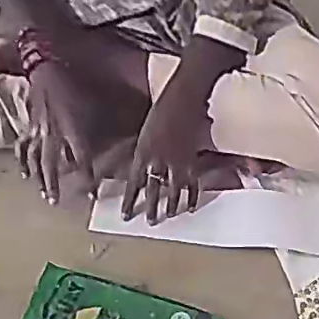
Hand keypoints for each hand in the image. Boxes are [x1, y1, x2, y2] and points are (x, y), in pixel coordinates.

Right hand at [17, 60, 100, 205]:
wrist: (49, 61)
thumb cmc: (79, 84)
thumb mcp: (100, 107)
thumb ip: (108, 131)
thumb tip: (122, 147)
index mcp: (72, 127)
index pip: (81, 160)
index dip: (86, 178)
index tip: (91, 195)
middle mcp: (52, 130)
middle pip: (50, 162)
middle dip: (53, 182)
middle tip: (56, 202)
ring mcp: (38, 127)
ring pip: (35, 156)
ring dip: (39, 176)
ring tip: (45, 194)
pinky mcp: (31, 122)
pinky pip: (24, 144)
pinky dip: (24, 160)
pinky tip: (26, 174)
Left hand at [122, 76, 210, 223]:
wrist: (185, 97)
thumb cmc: (165, 107)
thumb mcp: (148, 129)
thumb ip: (147, 150)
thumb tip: (147, 167)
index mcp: (143, 151)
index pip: (134, 182)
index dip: (129, 200)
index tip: (125, 215)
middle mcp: (158, 160)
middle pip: (153, 191)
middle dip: (150, 208)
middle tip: (149, 222)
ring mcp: (177, 162)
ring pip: (172, 191)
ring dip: (170, 206)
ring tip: (169, 217)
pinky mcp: (193, 161)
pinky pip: (191, 185)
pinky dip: (191, 198)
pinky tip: (189, 208)